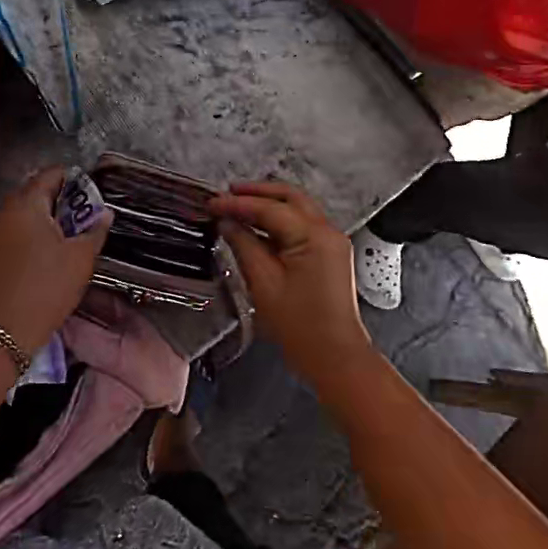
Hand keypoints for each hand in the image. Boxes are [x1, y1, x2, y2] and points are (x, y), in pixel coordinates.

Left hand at [0, 168, 112, 351]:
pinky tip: (45, 254)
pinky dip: (29, 235)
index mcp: (25, 202)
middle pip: (34, 193)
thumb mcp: (80, 258)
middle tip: (83, 220)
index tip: (90, 196)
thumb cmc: (46, 287)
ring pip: (22, 214)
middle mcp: (2, 209)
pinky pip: (12, 232)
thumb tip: (104, 212)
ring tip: (67, 239)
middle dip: (60, 202)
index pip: (51, 175)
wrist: (1, 330)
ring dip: (44, 220)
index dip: (74, 181)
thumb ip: (94, 230)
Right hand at [210, 182, 373, 385]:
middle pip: (290, 197)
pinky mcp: (330, 254)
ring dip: (269, 204)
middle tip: (227, 192)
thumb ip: (244, 245)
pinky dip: (279, 220)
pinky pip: (303, 225)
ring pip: (298, 208)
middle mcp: (328, 231)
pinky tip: (257, 226)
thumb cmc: (299, 324)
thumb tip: (227, 223)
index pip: (270, 209)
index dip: (238, 204)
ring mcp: (332, 242)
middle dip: (258, 192)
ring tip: (238, 205)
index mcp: (314, 236)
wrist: (335, 356)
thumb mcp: (264, 282)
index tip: (212, 203)